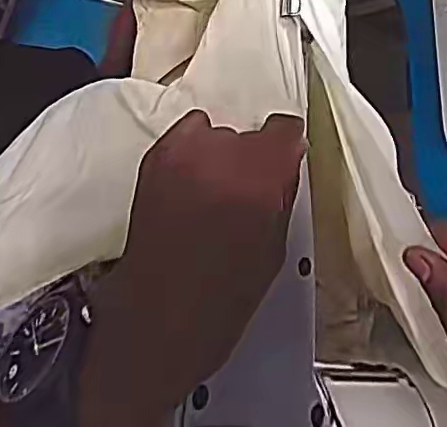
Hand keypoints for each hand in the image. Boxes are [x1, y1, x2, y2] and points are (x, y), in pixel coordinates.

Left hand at [77, 110, 305, 426]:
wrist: (158, 317)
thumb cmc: (222, 296)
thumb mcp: (273, 247)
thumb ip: (283, 192)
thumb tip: (289, 160)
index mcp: (261, 179)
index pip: (285, 129)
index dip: (286, 144)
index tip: (284, 153)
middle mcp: (224, 156)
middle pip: (251, 133)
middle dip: (253, 158)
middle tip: (244, 192)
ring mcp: (187, 153)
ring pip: (219, 133)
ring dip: (221, 155)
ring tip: (212, 192)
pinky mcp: (157, 156)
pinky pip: (188, 133)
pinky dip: (193, 150)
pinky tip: (191, 181)